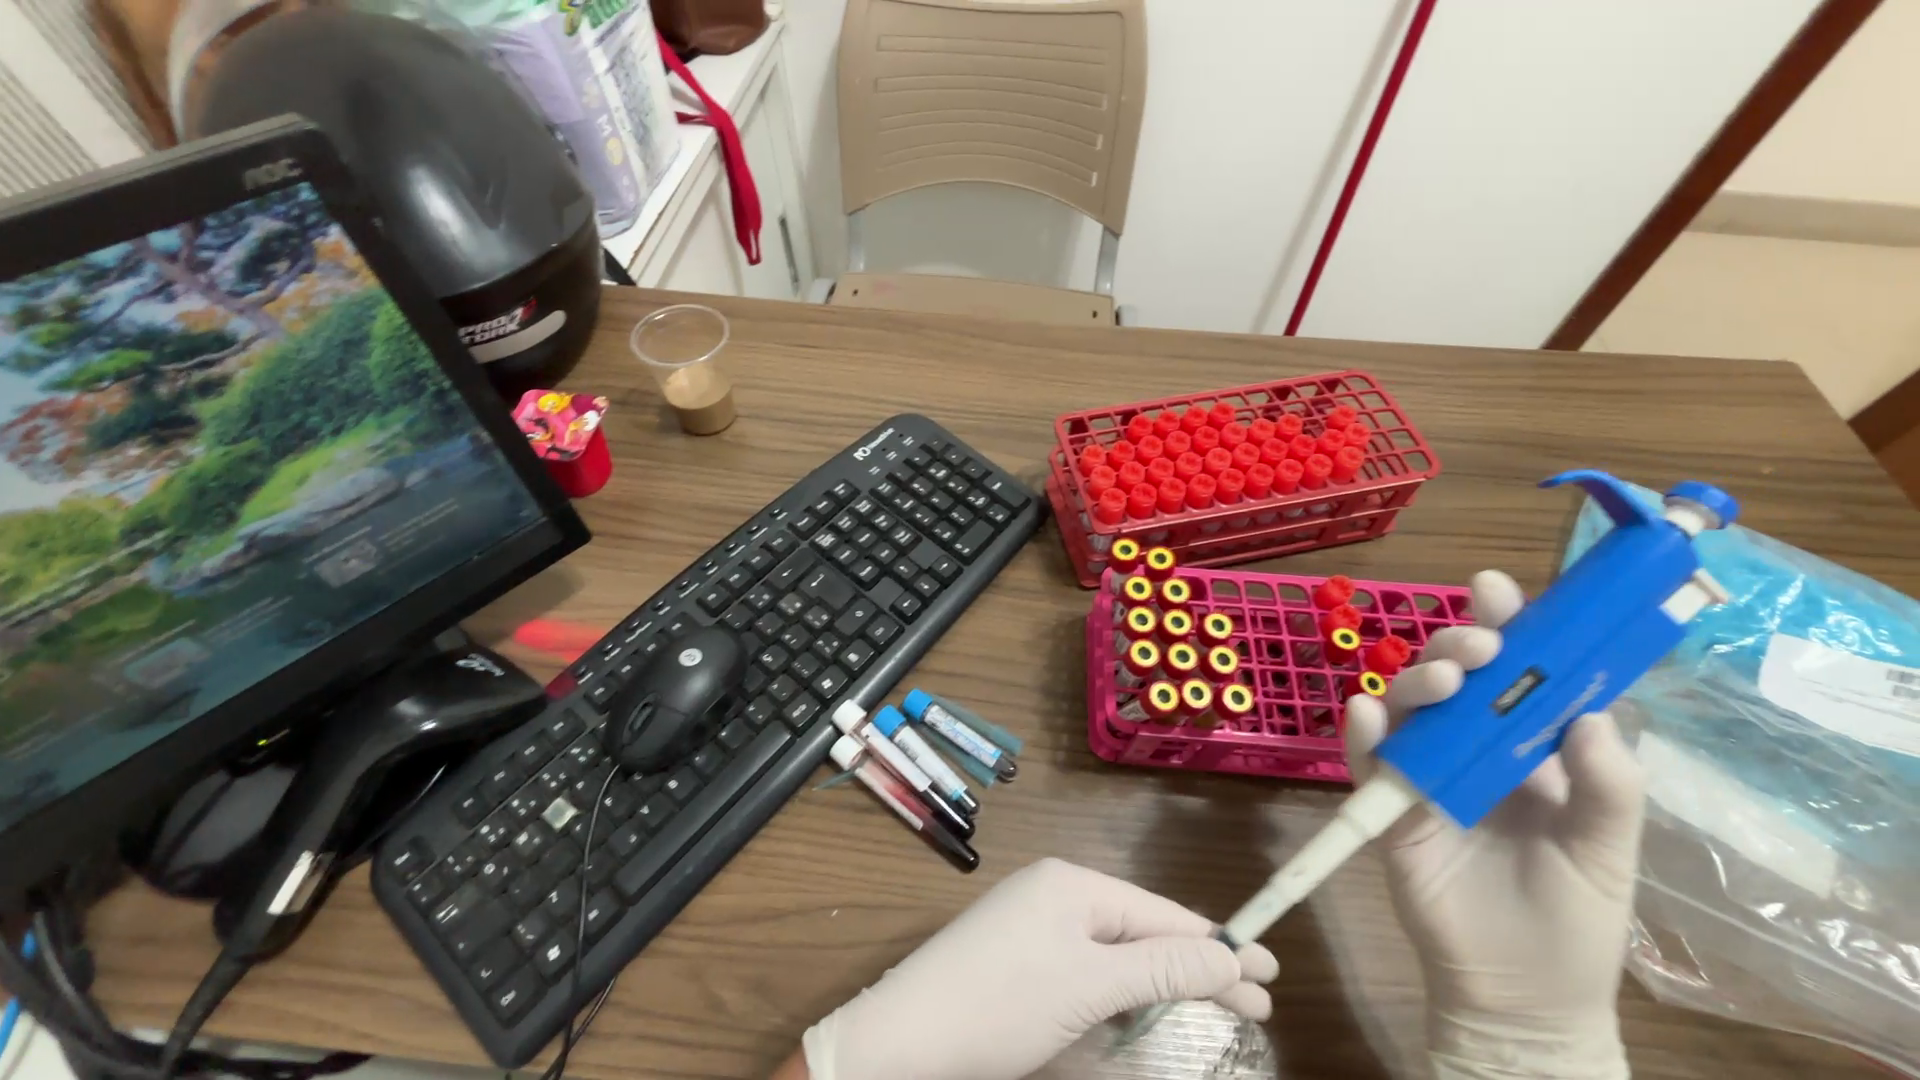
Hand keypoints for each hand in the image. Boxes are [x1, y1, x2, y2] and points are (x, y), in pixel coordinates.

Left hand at [800, 859, 1276, 1079]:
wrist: (903, 1039)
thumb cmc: (1003, 1003)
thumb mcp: (1091, 986)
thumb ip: (1162, 968)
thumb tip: (1231, 955)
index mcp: (1071, 884)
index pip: (1161, 913)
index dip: (1218, 944)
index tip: (1270, 974)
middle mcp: (1052, 895)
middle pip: (1139, 933)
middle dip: (1192, 970)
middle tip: (1254, 1007)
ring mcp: (1030, 927)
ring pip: (1110, 957)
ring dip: (1152, 988)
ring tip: (1202, 1012)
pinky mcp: (1015, 963)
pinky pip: (1079, 974)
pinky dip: (1110, 999)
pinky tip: (1130, 1022)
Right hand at [1343, 571, 1643, 1079]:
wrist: (1520, 994)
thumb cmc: (1572, 919)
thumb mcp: (1609, 848)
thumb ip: (1608, 783)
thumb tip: (1591, 710)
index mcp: (1525, 748)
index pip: (1512, 674)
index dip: (1505, 628)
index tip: (1496, 591)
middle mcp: (1468, 748)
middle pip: (1450, 678)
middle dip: (1457, 647)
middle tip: (1481, 647)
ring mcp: (1422, 773)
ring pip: (1404, 706)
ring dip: (1416, 680)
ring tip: (1445, 682)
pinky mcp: (1387, 804)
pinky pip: (1365, 757)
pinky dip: (1360, 730)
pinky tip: (1368, 713)